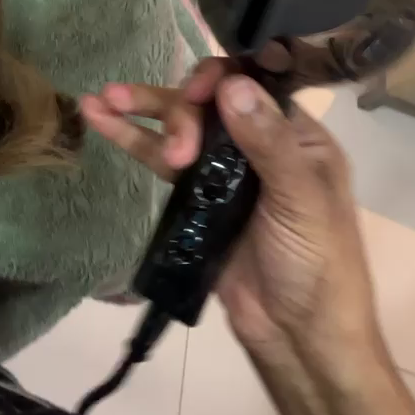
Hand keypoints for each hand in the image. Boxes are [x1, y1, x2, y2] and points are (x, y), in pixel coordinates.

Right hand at [81, 51, 406, 414]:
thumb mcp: (303, 202)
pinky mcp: (191, 190)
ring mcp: (220, 165)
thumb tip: (231, 84)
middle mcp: (255, 140)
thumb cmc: (318, 266)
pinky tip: (96, 116)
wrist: (295, 336)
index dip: (220, 79)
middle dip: (181, 115)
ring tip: (101, 97)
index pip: (252, 82)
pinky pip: (156, 153)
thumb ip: (268, 142)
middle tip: (178, 154)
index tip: (198, 95)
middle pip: (206, 101)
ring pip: (175, 122)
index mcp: (295, 135)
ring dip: (139, 107)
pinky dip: (128, 134)